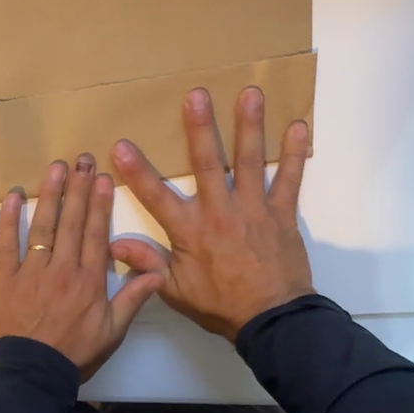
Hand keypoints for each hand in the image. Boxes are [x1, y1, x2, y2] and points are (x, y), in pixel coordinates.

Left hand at [0, 153, 164, 380]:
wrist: (32, 372)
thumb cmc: (74, 354)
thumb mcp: (112, 332)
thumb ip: (133, 299)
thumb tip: (157, 273)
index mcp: (89, 280)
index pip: (96, 233)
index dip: (100, 204)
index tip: (103, 178)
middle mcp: (62, 268)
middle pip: (72, 222)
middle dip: (78, 188)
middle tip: (82, 159)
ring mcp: (31, 271)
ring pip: (43, 225)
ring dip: (50, 194)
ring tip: (56, 167)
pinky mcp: (4, 278)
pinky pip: (6, 243)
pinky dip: (8, 219)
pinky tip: (13, 196)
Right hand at [110, 86, 314, 340]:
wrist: (271, 319)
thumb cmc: (220, 306)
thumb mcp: (175, 290)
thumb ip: (147, 263)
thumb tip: (114, 244)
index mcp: (190, 231)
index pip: (156, 196)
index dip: (137, 171)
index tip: (121, 146)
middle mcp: (220, 212)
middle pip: (207, 164)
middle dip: (200, 128)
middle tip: (196, 95)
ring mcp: (254, 210)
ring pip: (250, 161)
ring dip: (250, 126)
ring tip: (250, 93)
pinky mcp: (282, 214)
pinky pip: (290, 180)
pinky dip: (296, 153)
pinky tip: (299, 126)